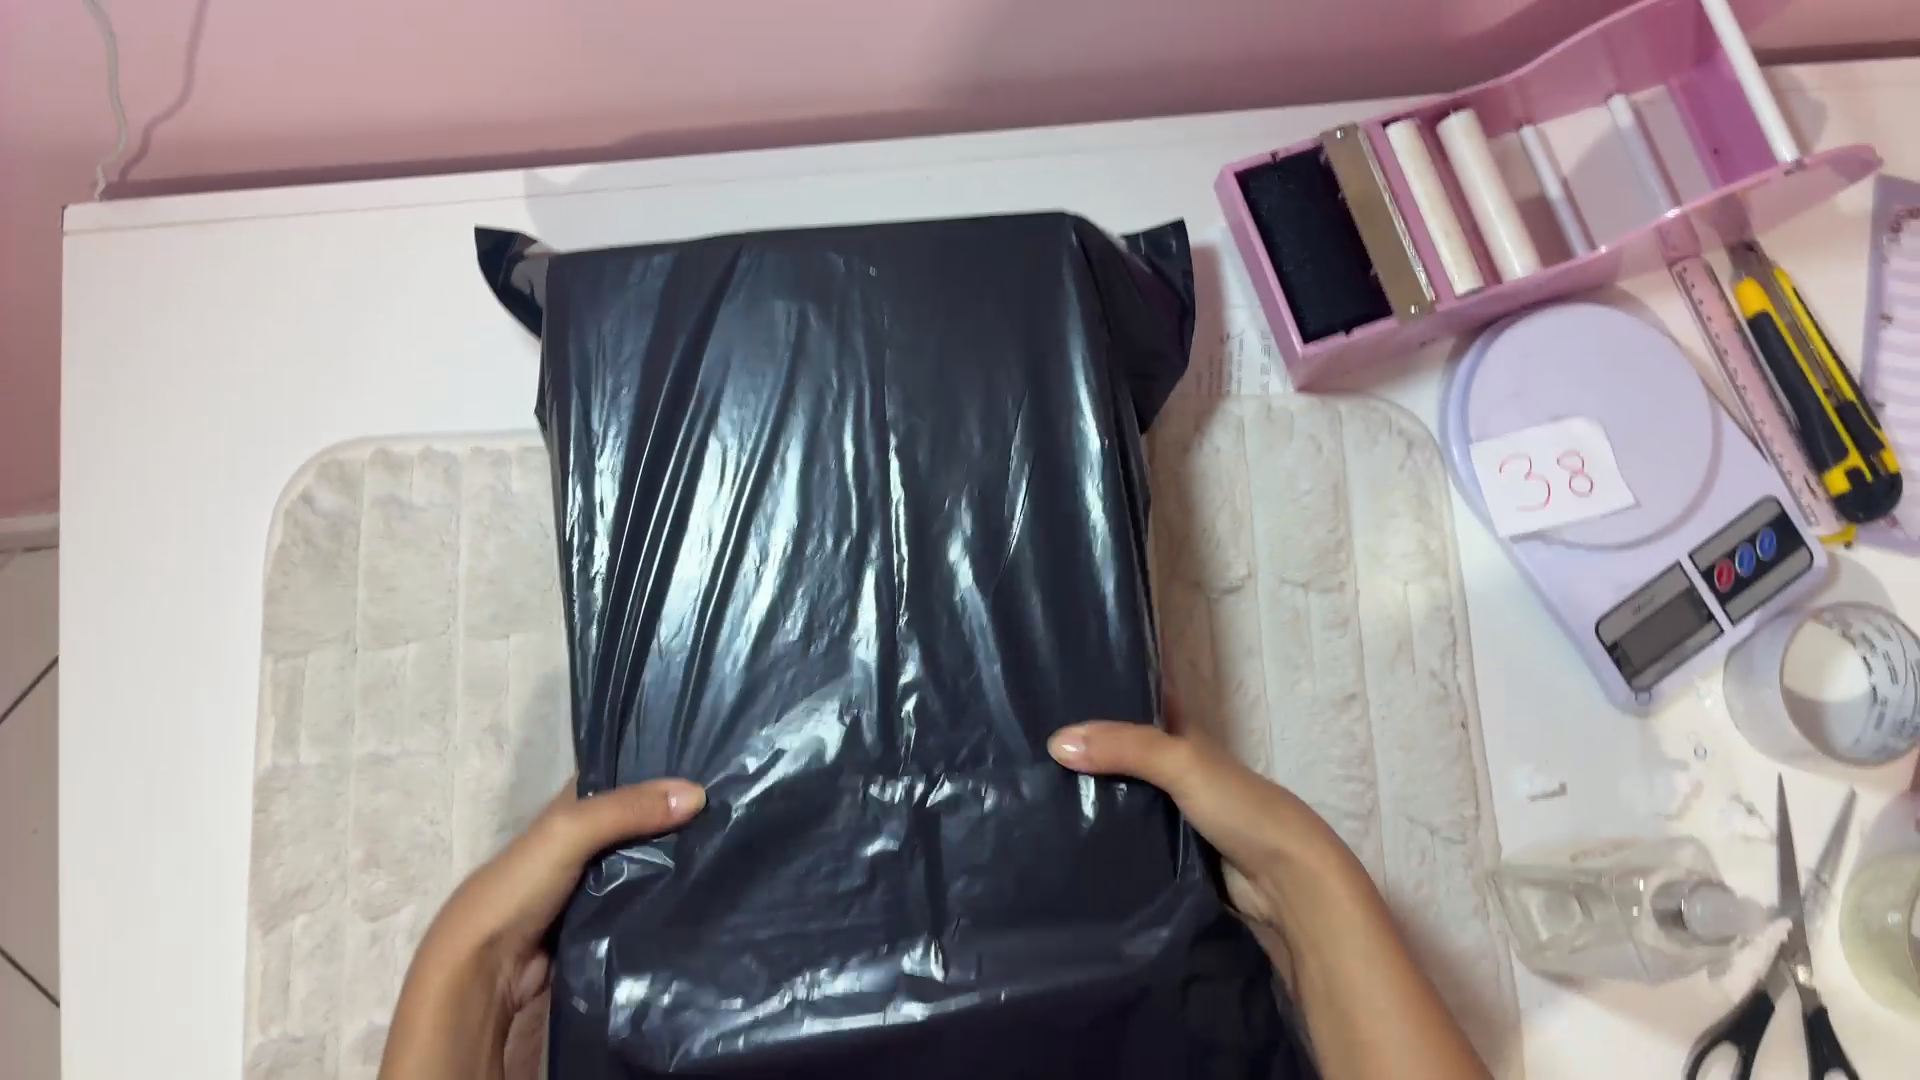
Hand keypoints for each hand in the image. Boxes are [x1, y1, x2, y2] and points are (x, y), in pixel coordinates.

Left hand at [381, 778, 706, 1079]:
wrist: (484, 972)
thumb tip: (699, 795)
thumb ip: (629, 808)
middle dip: (681, 808)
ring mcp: (598, 876)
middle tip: (734, 800)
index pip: (627, 771)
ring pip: (650, 852)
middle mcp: (589, 835)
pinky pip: (648, 892)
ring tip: (733, 835)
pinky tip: (706, 879)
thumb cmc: (519, 885)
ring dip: (681, 849)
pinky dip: (671, 886)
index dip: (664, 764)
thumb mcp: (572, 830)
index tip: (714, 759)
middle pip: (644, 814)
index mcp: (574, 803)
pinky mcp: (608, 915)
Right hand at [1046, 709, 1350, 966]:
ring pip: (1120, 792)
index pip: (1138, 701)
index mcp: (1183, 734)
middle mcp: (1176, 766)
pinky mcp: (1166, 850)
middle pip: (1121, 749)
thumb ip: (1123, 748)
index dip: (1103, 693)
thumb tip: (1055, 743)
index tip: (1053, 687)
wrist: (1285, 885)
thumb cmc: (1239, 806)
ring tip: (1033, 782)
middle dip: (1084, 746)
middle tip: (1029, 741)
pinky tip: (1063, 828)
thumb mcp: (1180, 761)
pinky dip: (1100, 828)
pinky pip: (1124, 831)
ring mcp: (1171, 809)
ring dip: (1088, 790)